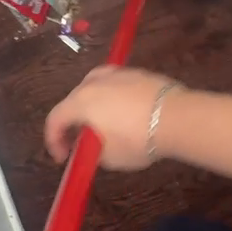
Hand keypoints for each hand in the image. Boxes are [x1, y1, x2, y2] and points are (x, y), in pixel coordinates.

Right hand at [43, 66, 181, 169]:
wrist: (177, 117)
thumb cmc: (137, 139)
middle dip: (73, 122)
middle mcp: (94, 82)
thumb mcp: (109, 157)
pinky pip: (115, 84)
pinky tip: (123, 111)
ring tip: (100, 123)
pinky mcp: (137, 72)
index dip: (54, 140)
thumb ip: (92, 150)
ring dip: (91, 106)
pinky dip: (111, 98)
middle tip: (81, 142)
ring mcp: (117, 73)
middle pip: (73, 100)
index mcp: (81, 101)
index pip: (55, 118)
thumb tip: (92, 145)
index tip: (62, 158)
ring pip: (93, 87)